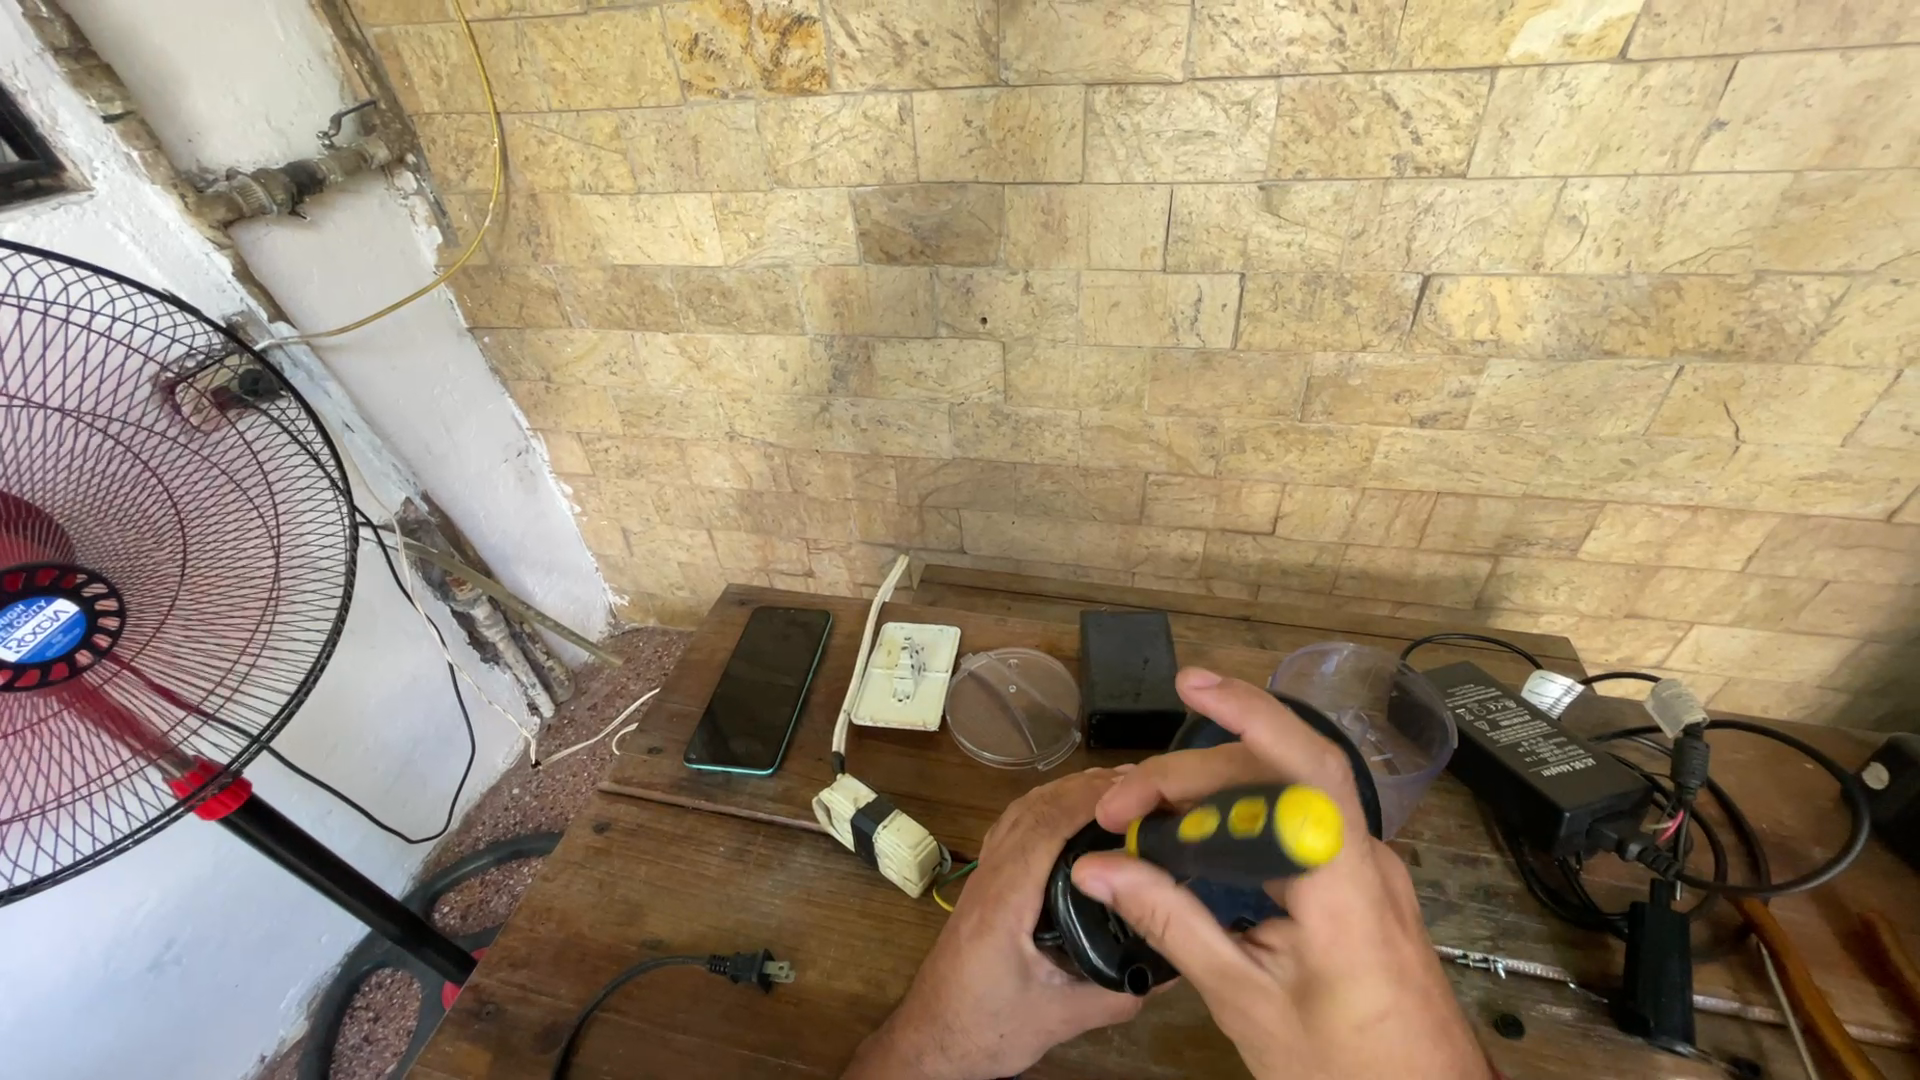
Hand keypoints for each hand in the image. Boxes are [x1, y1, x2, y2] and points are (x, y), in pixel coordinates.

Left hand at [843, 768, 1144, 1079]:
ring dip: (1064, 791)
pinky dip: (1046, 806)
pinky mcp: (986, 879)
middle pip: (1035, 808)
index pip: (1046, 826)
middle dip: (1084, 787)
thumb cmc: (986, 1027)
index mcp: (1006, 896)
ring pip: (1022, 810)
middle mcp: (992, 871)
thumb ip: (1114, 994)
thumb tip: (1173, 969)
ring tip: (1113, 787)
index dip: (1088, 800)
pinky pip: (1015, 824)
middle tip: (1137, 782)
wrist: (931, 1037)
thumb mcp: (1057, 1019)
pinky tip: (1071, 812)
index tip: (1134, 790)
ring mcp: (984, 871)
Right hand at [1071, 668, 1489, 1079]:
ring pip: (1273, 793)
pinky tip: (1184, 833)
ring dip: (1200, 794)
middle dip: (1183, 778)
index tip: (1191, 687)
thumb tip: (1097, 867)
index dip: (1253, 714)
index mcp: (1346, 883)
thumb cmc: (1345, 1068)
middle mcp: (1360, 854)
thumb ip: (1170, 921)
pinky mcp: (1348, 875)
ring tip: (1138, 817)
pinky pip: (1283, 822)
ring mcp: (1359, 862)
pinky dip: (1225, 817)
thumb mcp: (1244, 999)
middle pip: (1269, 774)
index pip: (1308, 768)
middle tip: (1116, 810)